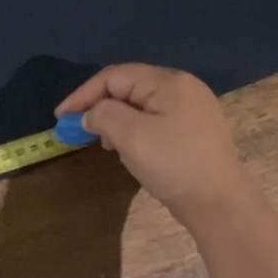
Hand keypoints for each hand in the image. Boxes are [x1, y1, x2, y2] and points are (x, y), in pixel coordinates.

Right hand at [55, 63, 255, 222]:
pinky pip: (153, 120)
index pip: (114, 77)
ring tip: (104, 144)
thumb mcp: (130, 135)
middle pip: (127, 88)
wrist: (217, 201)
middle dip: (99, 108)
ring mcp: (191, 109)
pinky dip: (132, 130)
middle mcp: (182, 88)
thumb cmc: (172, 163)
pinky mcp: (192, 130)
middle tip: (79, 132)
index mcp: (168, 82)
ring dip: (115, 121)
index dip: (83, 94)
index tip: (60, 118)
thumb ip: (103, 115)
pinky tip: (128, 150)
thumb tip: (91, 114)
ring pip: (139, 106)